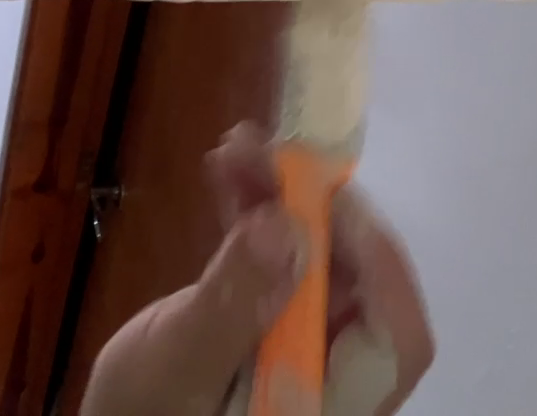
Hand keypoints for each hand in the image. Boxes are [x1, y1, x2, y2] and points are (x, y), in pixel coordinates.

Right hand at [81, 122, 434, 415]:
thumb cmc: (142, 413)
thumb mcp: (178, 363)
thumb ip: (234, 303)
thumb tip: (285, 227)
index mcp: (327, 404)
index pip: (395, 340)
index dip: (375, 260)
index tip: (327, 191)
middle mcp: (330, 376)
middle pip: (355, 288)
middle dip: (316, 211)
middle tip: (269, 151)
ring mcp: (300, 349)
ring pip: (314, 264)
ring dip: (280, 202)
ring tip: (235, 147)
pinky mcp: (267, 323)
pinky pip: (275, 262)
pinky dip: (254, 216)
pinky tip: (226, 173)